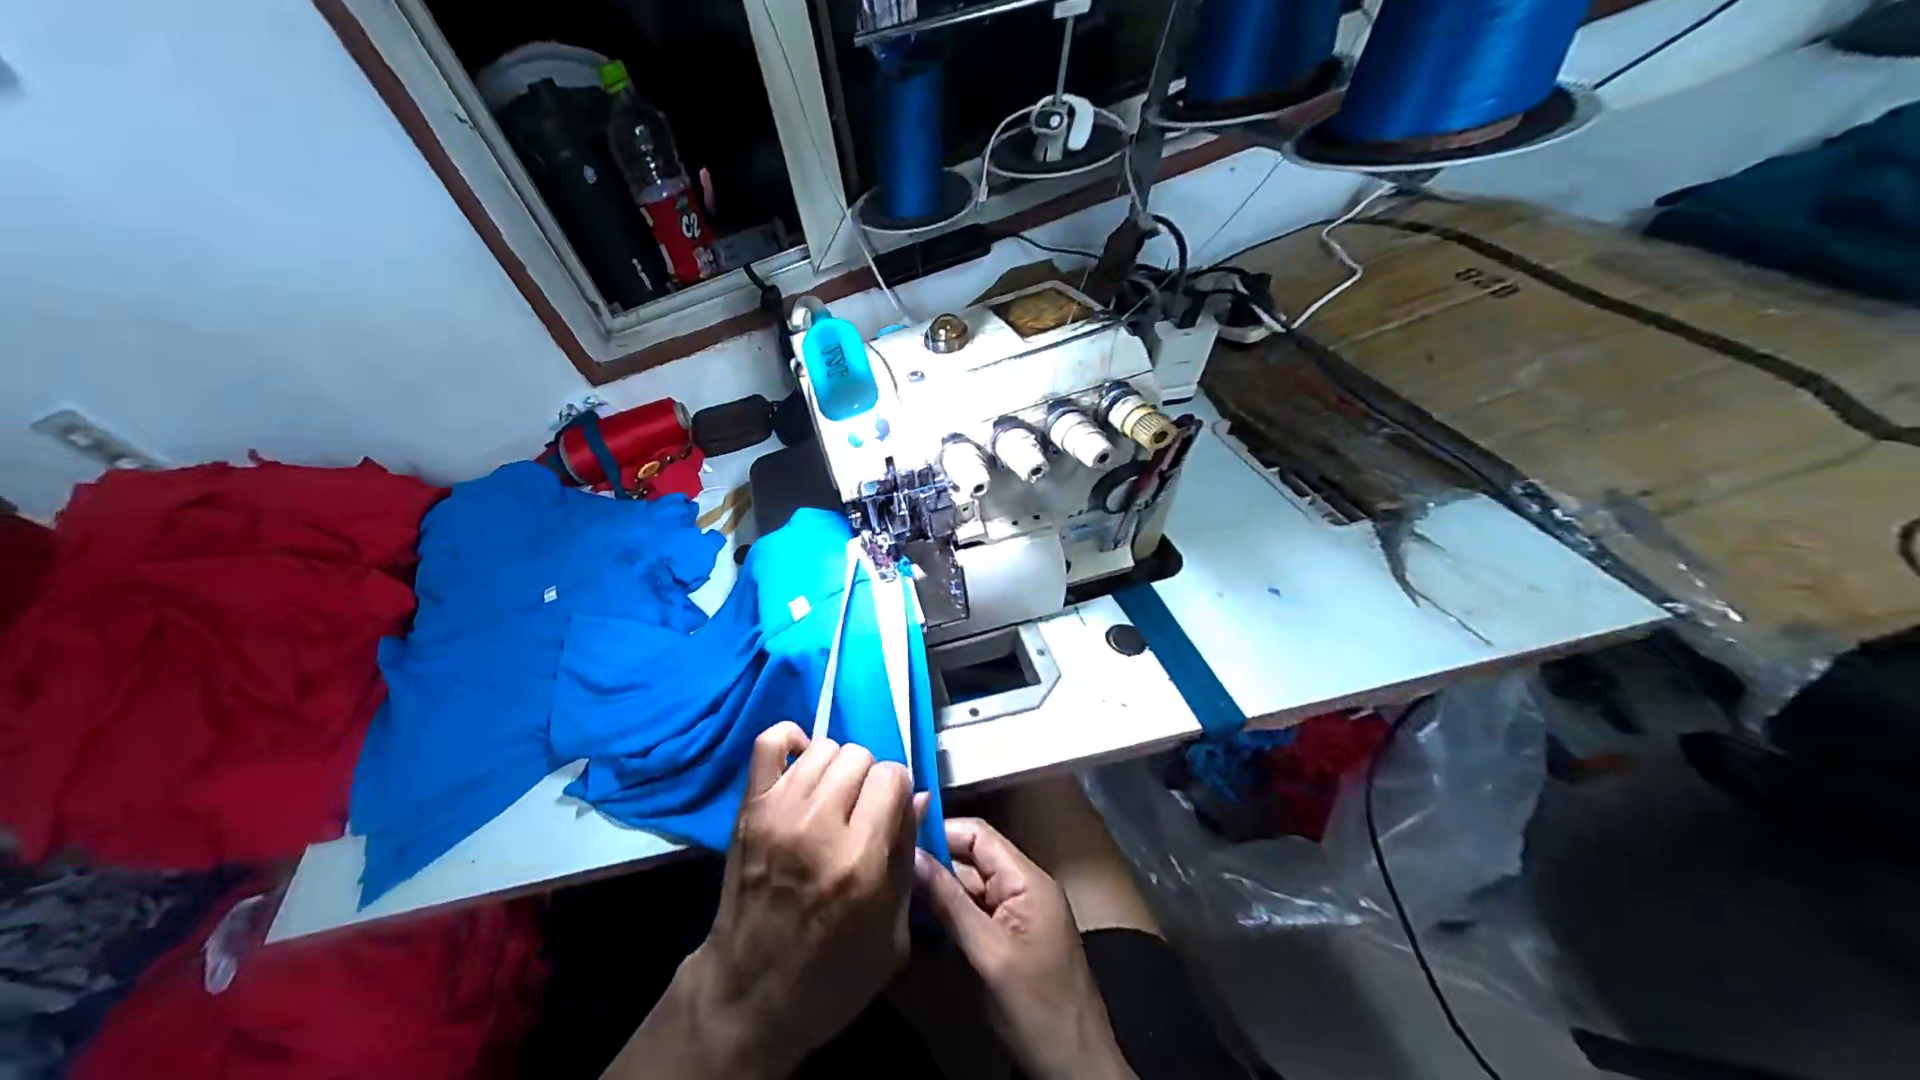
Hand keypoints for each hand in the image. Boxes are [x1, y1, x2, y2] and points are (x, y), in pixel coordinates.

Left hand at [605, 723, 920, 1079]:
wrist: (749, 997)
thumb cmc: (832, 976)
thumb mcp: (892, 934)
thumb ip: (907, 856)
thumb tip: (918, 797)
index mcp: (859, 861)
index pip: (892, 777)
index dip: (897, 794)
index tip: (889, 816)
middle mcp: (818, 827)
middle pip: (860, 757)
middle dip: (869, 780)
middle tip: (859, 813)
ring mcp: (777, 813)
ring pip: (825, 747)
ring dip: (836, 768)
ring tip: (831, 799)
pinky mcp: (748, 809)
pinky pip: (771, 741)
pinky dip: (792, 742)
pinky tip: (802, 770)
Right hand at [915, 818, 1137, 1079]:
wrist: (1076, 1066)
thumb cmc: (1037, 1006)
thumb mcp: (989, 953)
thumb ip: (950, 903)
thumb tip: (912, 857)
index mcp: (1027, 879)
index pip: (979, 835)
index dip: (940, 832)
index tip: (899, 841)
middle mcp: (1022, 887)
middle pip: (972, 859)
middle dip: (934, 862)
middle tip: (889, 872)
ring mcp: (1016, 914)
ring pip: (969, 887)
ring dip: (937, 890)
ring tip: (895, 893)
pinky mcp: (1008, 938)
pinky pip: (974, 912)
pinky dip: (948, 914)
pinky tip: (918, 921)